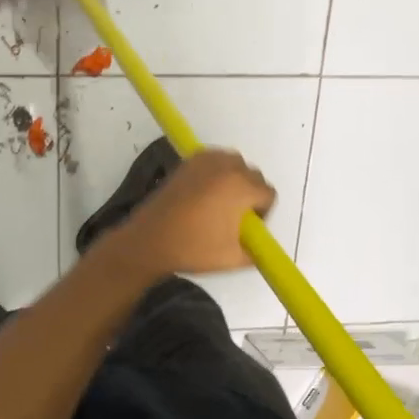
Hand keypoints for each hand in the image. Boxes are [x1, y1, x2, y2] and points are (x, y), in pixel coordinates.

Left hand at [110, 148, 274, 274]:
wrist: (151, 240)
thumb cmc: (193, 249)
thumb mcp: (232, 258)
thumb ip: (256, 252)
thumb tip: (260, 246)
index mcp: (242, 188)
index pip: (268, 194)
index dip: (262, 213)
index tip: (247, 228)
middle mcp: (228, 167)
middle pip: (253, 176)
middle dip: (249, 195)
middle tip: (233, 218)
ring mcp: (207, 160)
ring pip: (234, 165)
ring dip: (234, 181)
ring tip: (218, 204)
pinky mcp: (189, 161)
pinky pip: (215, 160)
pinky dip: (216, 172)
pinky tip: (204, 193)